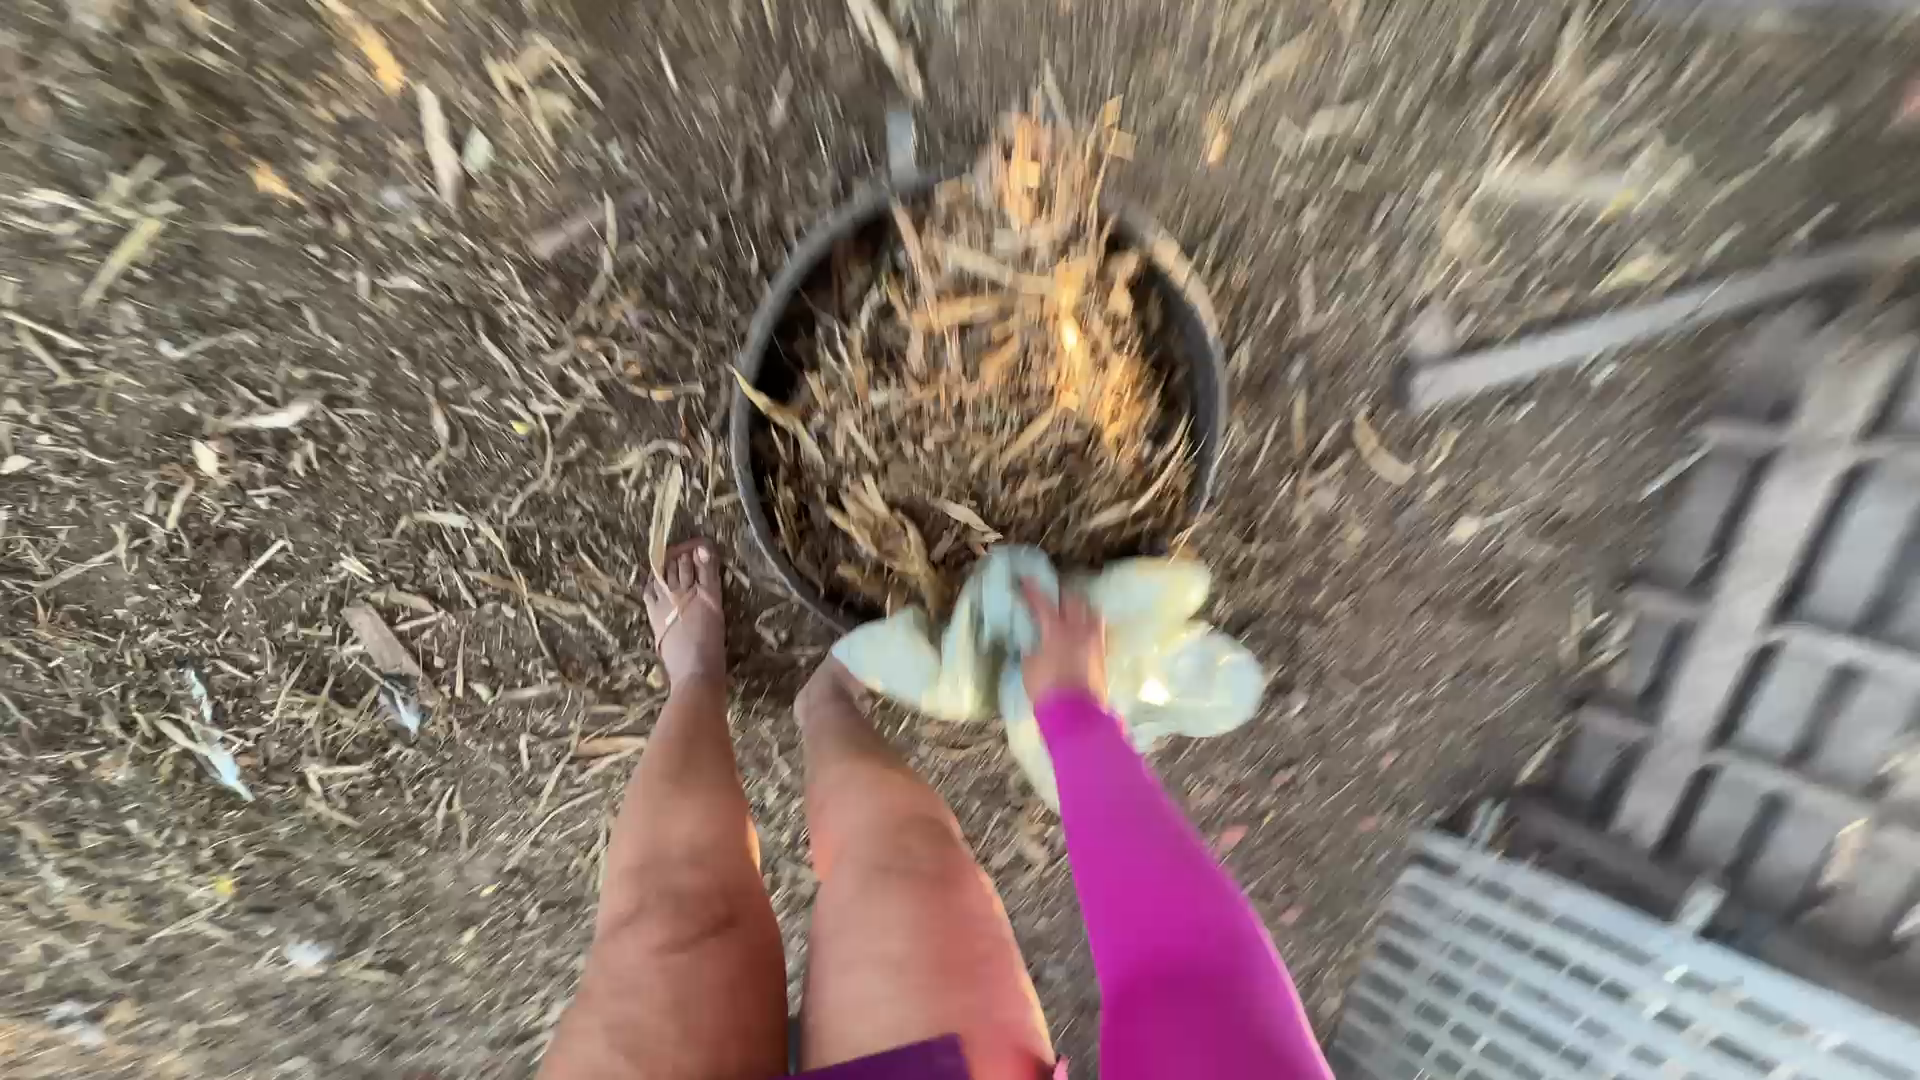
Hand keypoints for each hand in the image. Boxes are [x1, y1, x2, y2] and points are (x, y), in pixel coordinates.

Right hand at [1020, 579, 1105, 704]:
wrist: (1077, 715)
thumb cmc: (1046, 690)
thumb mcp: (1030, 667)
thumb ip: (1033, 649)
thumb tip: (1036, 643)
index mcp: (1057, 630)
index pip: (1043, 603)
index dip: (1032, 590)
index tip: (1025, 580)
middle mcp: (1080, 630)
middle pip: (1074, 600)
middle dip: (1062, 594)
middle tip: (1052, 595)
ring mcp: (1095, 642)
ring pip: (1092, 612)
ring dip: (1081, 607)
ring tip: (1072, 611)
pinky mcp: (1103, 655)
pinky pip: (1097, 630)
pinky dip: (1088, 625)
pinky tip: (1081, 631)